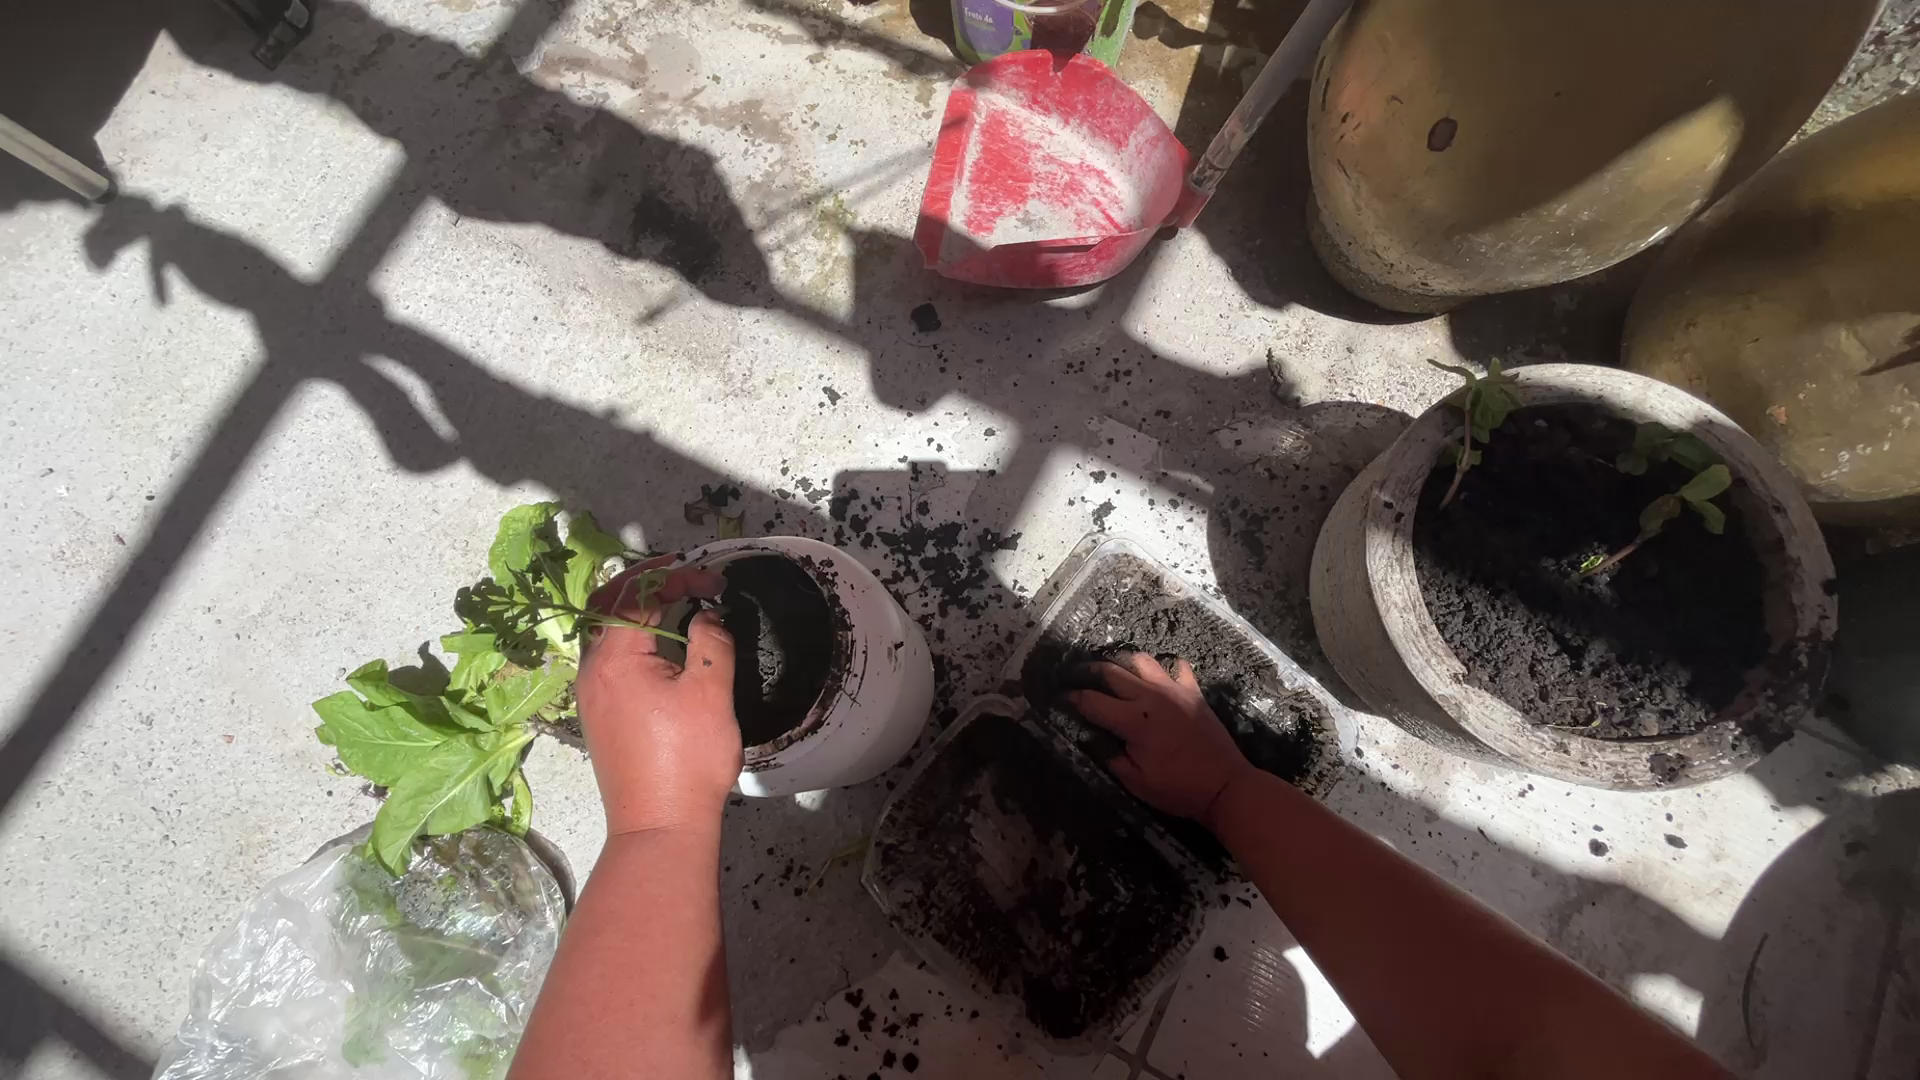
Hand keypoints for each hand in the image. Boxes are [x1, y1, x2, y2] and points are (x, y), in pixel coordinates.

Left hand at [575, 556, 737, 836]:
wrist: (659, 826)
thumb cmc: (687, 758)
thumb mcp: (710, 693)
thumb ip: (710, 642)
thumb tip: (707, 616)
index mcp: (615, 660)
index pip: (639, 597)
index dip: (678, 579)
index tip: (715, 580)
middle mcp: (592, 671)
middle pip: (606, 605)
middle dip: (643, 580)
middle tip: (680, 570)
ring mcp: (592, 694)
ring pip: (603, 630)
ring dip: (635, 605)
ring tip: (672, 595)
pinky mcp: (600, 712)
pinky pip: (608, 654)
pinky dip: (632, 632)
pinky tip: (660, 639)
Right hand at [1066, 653, 1254, 825]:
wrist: (1226, 786)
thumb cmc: (1177, 788)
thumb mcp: (1135, 781)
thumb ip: (1109, 755)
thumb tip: (1091, 738)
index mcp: (1133, 720)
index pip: (1091, 701)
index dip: (1071, 698)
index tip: (1059, 696)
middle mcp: (1150, 697)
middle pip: (1111, 671)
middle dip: (1089, 671)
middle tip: (1077, 676)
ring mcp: (1174, 690)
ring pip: (1141, 661)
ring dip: (1123, 663)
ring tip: (1115, 672)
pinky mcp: (1193, 692)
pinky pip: (1178, 668)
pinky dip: (1166, 669)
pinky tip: (1160, 679)